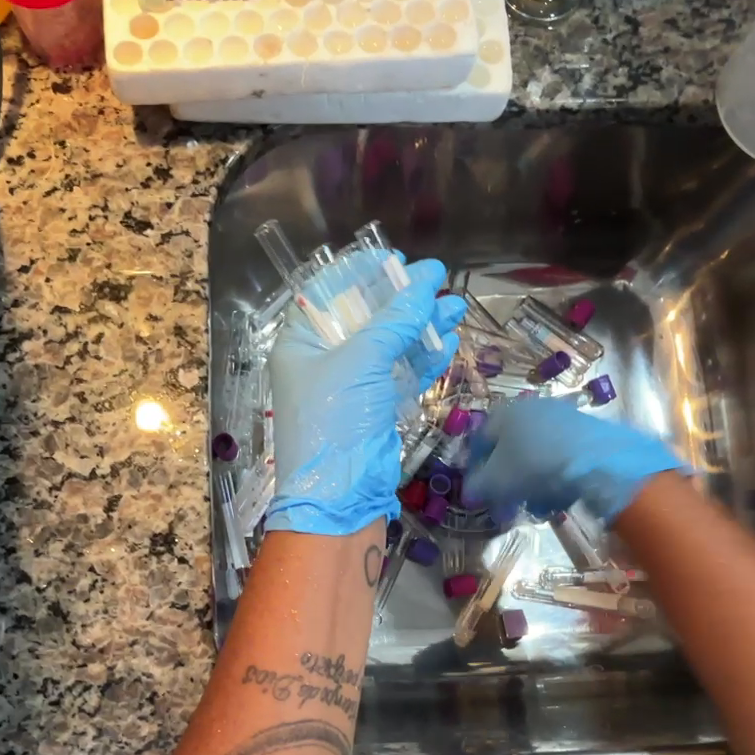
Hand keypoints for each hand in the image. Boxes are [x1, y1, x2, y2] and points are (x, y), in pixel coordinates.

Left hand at [265, 256, 465, 535]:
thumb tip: (426, 281)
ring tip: (454, 308)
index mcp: (301, 342)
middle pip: (363, 315)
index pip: (326, 293)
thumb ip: (394, 320)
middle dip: (401, 297)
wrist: (340, 495)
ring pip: (388, 344)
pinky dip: (423, 357)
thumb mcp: (361, 362)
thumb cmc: (334, 420)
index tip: (394, 259)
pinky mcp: (374, 408)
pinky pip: (400, 373)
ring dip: (421, 326)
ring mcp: (350, 385)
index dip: (360, 272)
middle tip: (436, 278)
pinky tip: (448, 341)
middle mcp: (322, 359)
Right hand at [462, 395, 685, 519]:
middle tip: (509, 500)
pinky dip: (555, 474)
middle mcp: (531, 408)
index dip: (477, 468)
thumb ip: (477, 487)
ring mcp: (562, 415)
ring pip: (537, 451)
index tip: (482, 490)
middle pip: (511, 446)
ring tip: (537, 503)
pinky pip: (561, 454)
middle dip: (508, 476)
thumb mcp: (495, 482)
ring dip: (532, 478)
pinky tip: (559, 495)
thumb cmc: (532, 466)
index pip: (480, 440)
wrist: (595, 460)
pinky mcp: (587, 428)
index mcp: (503, 414)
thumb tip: (470, 492)